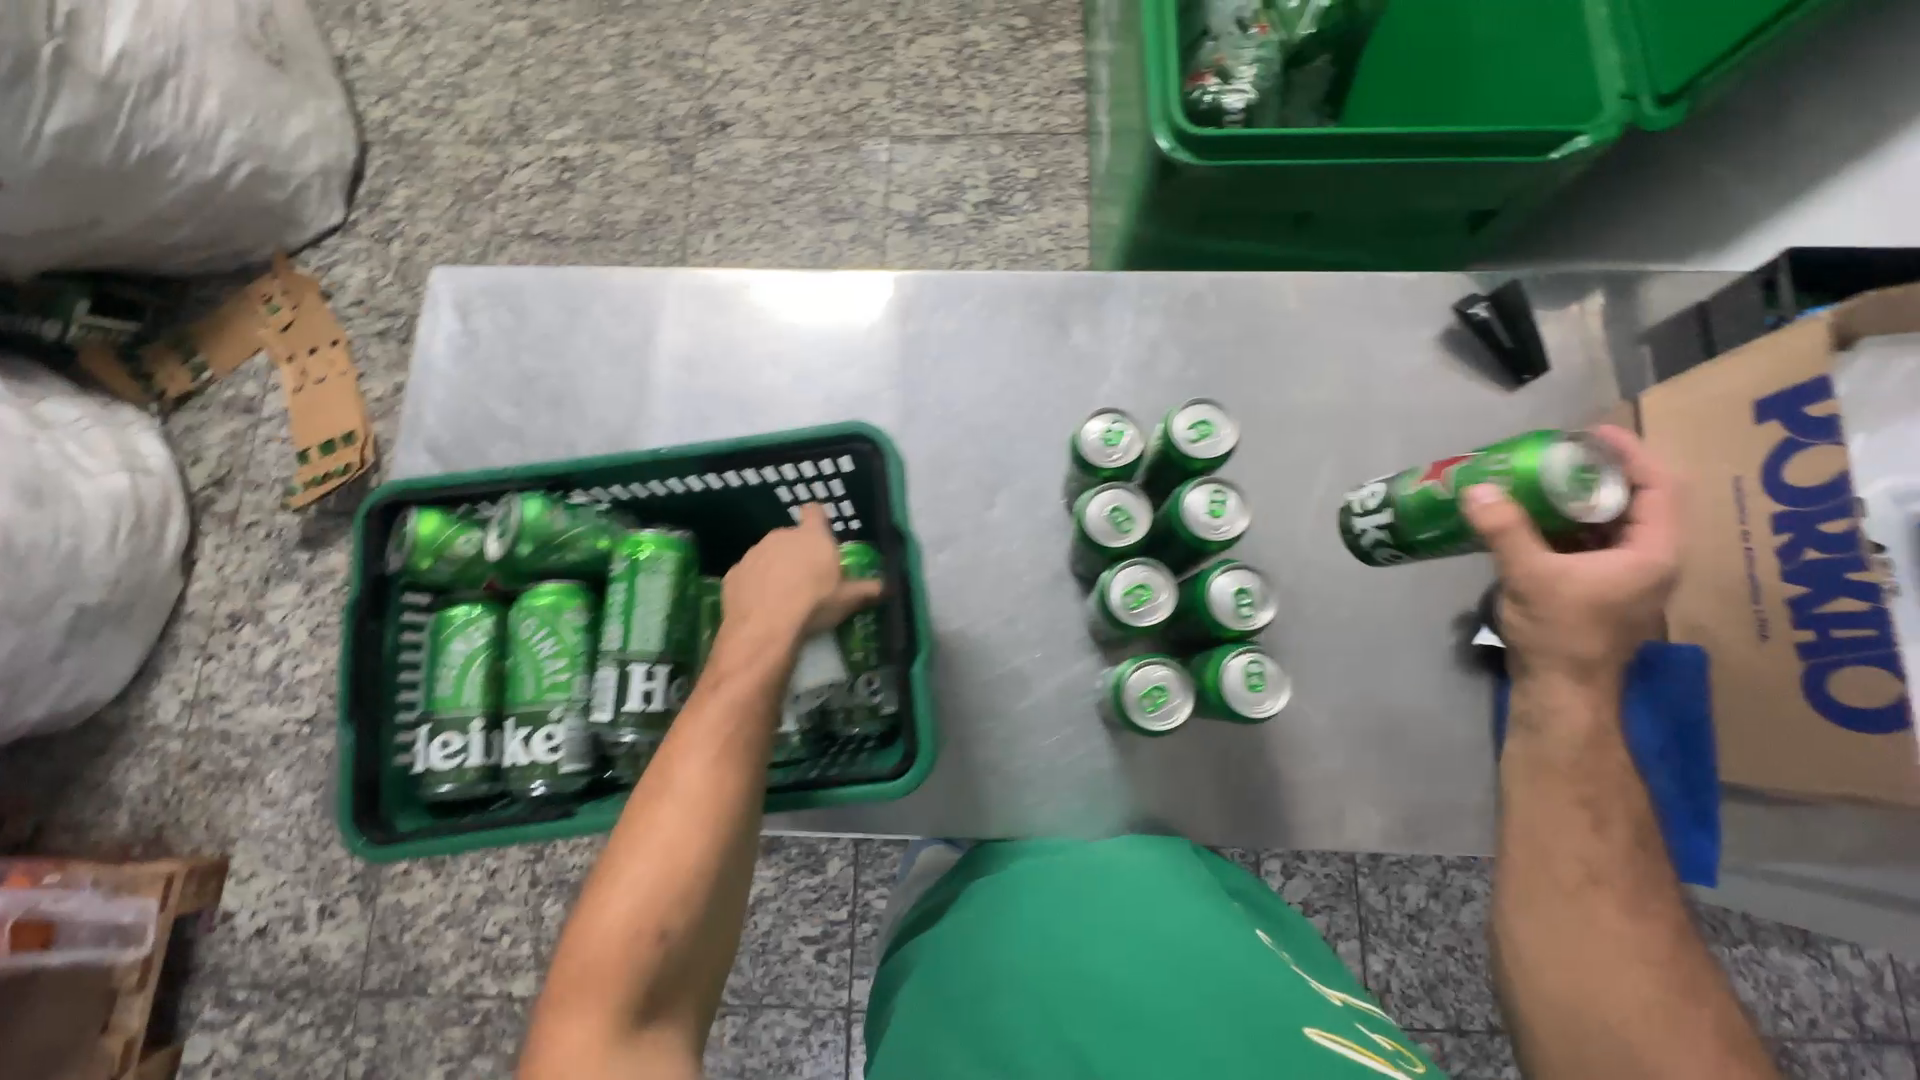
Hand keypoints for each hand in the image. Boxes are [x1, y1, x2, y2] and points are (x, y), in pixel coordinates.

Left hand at [722, 504, 883, 638]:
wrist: (765, 627)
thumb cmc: (814, 604)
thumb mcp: (848, 600)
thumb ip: (868, 589)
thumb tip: (887, 586)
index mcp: (812, 536)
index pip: (814, 511)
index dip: (818, 520)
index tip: (821, 536)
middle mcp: (780, 536)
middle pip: (791, 537)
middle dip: (798, 553)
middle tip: (808, 580)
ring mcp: (754, 553)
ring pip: (767, 555)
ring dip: (774, 569)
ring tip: (783, 597)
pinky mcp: (734, 573)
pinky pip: (748, 574)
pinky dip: (755, 585)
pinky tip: (761, 606)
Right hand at [1462, 426, 1680, 690]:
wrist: (1561, 692)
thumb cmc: (1562, 635)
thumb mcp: (1531, 577)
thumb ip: (1506, 530)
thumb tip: (1477, 490)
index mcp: (1653, 552)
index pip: (1659, 485)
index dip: (1629, 453)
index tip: (1589, 434)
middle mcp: (1649, 559)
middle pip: (1636, 500)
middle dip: (1597, 473)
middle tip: (1556, 454)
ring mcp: (1624, 575)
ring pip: (1609, 522)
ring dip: (1577, 499)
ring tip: (1539, 478)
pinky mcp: (1598, 587)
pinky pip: (1588, 542)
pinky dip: (1563, 524)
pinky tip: (1529, 516)